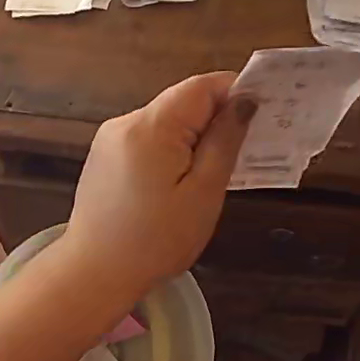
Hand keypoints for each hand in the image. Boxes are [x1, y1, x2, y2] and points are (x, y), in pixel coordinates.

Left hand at [59, 72, 254, 298]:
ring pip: (166, 122)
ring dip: (195, 137)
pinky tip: (182, 182)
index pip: (203, 86)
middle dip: (217, 118)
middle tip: (249, 148)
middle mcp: (127, 121)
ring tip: (217, 171)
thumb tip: (245, 101)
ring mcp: (111, 139)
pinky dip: (172, 150)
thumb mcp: (203, 193)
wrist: (94, 274)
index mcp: (152, 125)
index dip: (236, 92)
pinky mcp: (105, 157)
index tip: (265, 114)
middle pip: (183, 102)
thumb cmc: (155, 240)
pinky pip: (148, 140)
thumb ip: (224, 141)